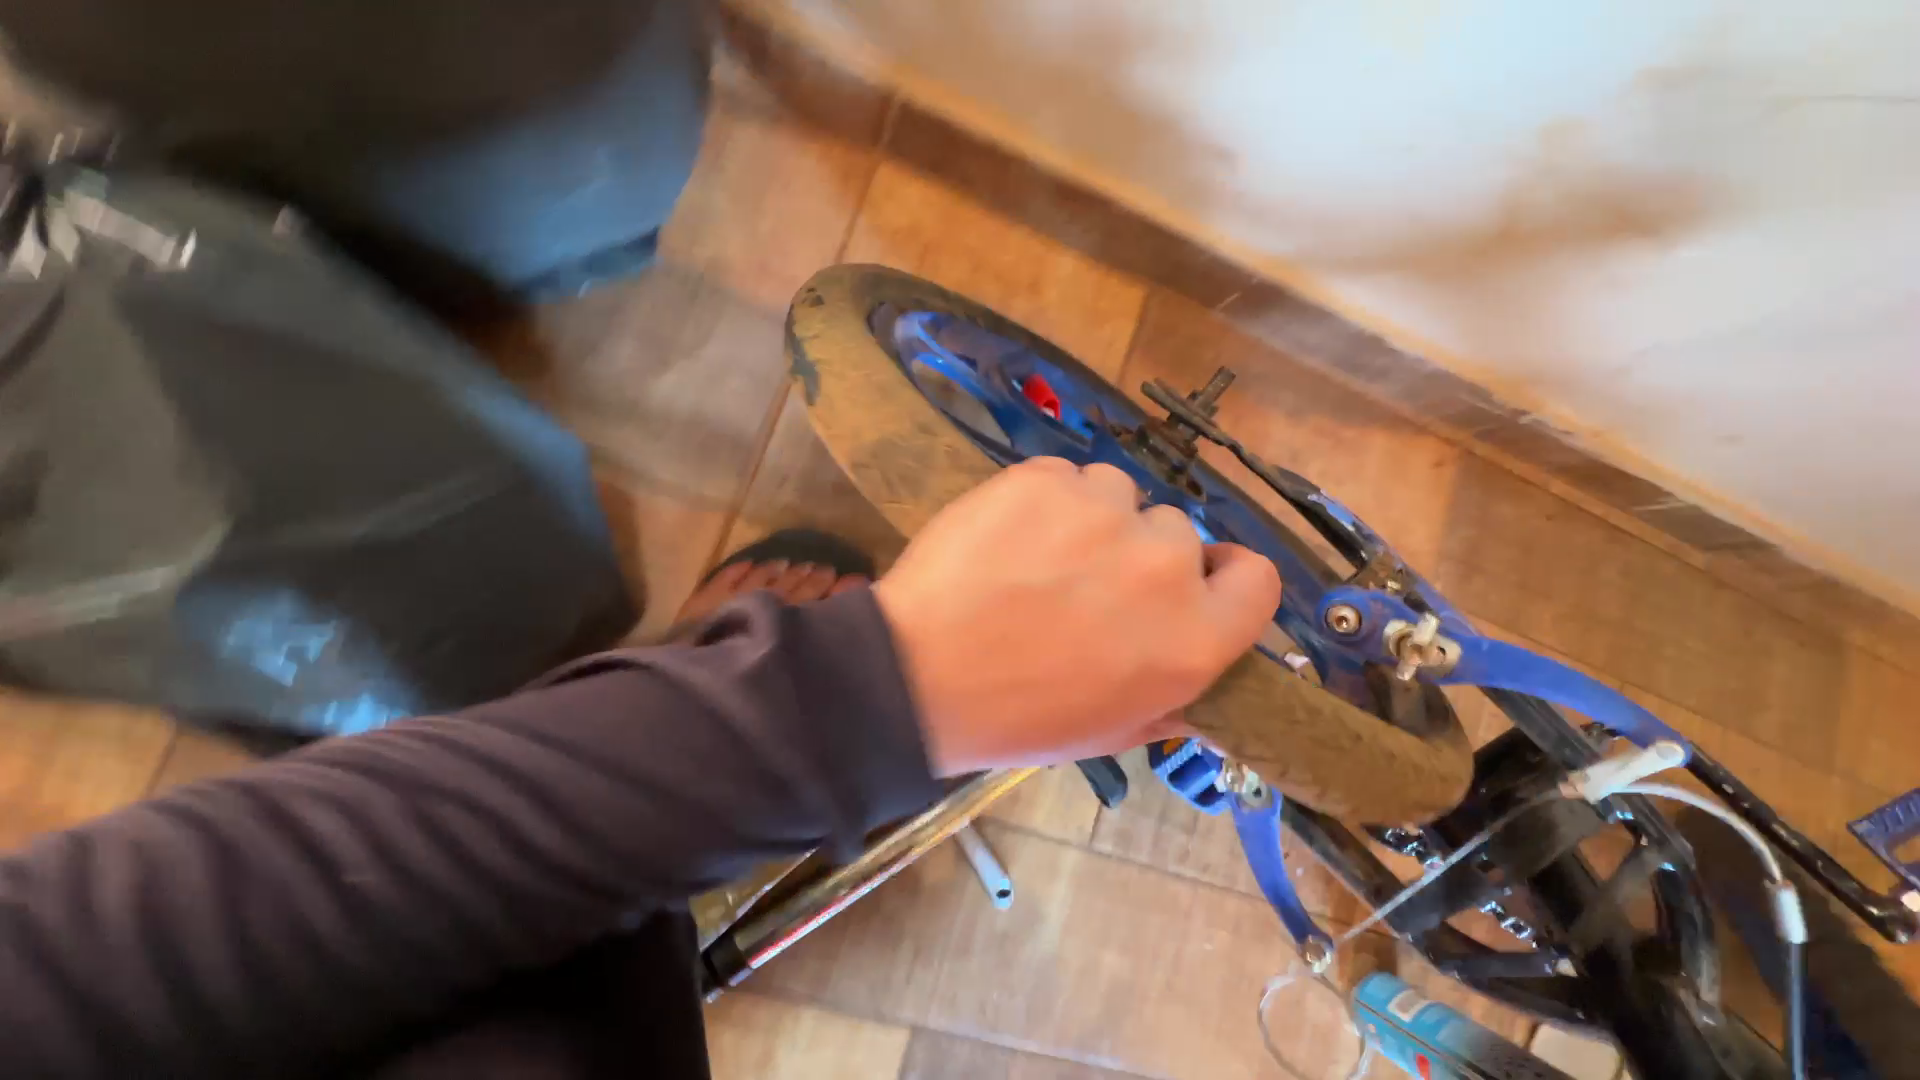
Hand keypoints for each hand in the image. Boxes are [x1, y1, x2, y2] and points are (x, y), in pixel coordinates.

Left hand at [873, 457, 1281, 775]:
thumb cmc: (1019, 718)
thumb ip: (1174, 693)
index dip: (1224, 578)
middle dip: (1141, 555)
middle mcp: (1164, 565)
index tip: (1194, 583)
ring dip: (1093, 520)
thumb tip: (1197, 666)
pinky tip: (1010, 535)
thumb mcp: (1114, 731)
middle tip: (1085, 585)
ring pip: (1120, 496)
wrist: (918, 677)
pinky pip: (1065, 478)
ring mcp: (1103, 513)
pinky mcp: (1044, 479)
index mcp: (1194, 637)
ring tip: (1040, 556)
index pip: (1258, 578)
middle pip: (1177, 534)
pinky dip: (1046, 500)